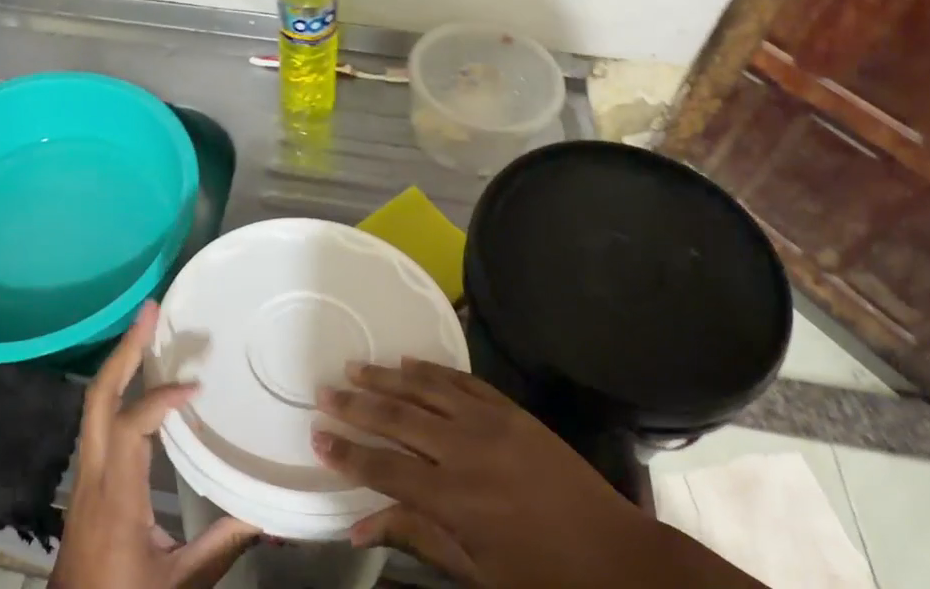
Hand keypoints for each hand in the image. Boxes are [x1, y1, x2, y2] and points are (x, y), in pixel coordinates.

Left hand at [51, 302, 257, 588]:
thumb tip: (269, 514)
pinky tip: (141, 383)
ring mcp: (86, 476)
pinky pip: (99, 423)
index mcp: (115, 496)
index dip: (159, 399)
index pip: (129, 428)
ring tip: (146, 331)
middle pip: (97, 398)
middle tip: (150, 311)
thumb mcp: (180, 582)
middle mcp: (93, 475)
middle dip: (124, 351)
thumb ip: (223, 545)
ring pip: (93, 406)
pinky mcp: (88, 483)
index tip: (195, 387)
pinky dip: (118, 391)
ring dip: (119, 365)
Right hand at [313, 359, 764, 588]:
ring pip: (426, 390)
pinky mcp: (512, 411)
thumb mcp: (473, 567)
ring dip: (387, 377)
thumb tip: (356, 528)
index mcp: (453, 499)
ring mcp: (491, 424)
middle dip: (356, 405)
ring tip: (355, 366)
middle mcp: (464, 451)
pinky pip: (463, 381)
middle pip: (397, 419)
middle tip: (323, 391)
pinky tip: (409, 362)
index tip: (316, 436)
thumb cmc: (538, 573)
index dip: (347, 452)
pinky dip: (432, 370)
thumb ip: (415, 535)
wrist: (614, 553)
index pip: (383, 468)